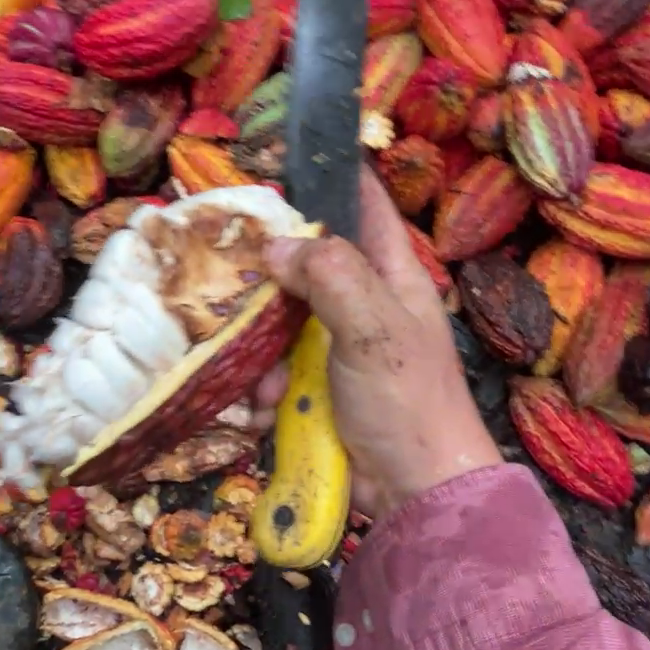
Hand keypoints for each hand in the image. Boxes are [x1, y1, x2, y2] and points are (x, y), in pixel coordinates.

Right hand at [261, 166, 501, 518]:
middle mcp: (361, 305)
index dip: (332, 176)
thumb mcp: (374, 329)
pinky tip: (267, 412)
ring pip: (279, 323)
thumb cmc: (407, 403)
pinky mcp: (314, 390)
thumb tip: (275, 248)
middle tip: (237, 286)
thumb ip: (331, 277)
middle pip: (305, 265)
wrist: (413, 492)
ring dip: (263, 353)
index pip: (364, 206)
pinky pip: (274, 371)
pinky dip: (265, 391)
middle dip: (271, 281)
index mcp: (391, 276)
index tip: (285, 157)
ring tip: (269, 387)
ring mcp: (335, 350)